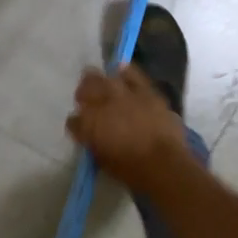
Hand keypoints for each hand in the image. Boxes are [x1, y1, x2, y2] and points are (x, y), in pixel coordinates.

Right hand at [66, 65, 191, 193]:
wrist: (164, 163)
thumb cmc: (131, 169)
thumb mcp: (103, 160)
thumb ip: (94, 143)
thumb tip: (91, 135)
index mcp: (88, 125)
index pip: (74, 120)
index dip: (76, 124)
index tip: (80, 128)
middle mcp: (102, 104)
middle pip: (86, 88)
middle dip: (83, 92)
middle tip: (85, 97)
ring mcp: (124, 94)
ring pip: (105, 78)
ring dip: (100, 80)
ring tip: (102, 83)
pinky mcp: (145, 91)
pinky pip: (132, 74)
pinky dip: (126, 71)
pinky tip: (122, 69)